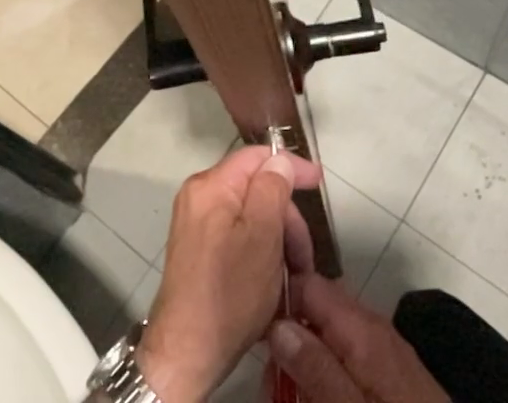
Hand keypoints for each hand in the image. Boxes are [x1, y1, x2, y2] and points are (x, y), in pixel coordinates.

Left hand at [136, 146, 322, 402]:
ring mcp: (196, 226)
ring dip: (278, 241)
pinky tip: (273, 280)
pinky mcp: (199, 252)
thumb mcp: (262, 236)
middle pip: (255, 190)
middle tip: (304, 257)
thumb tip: (279, 160)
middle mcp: (199, 199)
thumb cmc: (230, 290)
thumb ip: (272, 190)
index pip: (256, 158)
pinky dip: (261, 253)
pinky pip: (238, 238)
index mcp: (211, 187)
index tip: (319, 182)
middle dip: (286, 218)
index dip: (290, 166)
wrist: (188, 350)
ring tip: (293, 277)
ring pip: (250, 218)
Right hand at [267, 274, 447, 402]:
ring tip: (288, 395)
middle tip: (270, 384)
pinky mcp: (390, 370)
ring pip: (328, 336)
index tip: (251, 328)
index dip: (277, 297)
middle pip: (315, 309)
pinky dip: (327, 373)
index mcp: (361, 329)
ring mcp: (383, 348)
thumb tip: (278, 324)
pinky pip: (347, 357)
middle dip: (287, 341)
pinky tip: (318, 397)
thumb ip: (316, 369)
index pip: (308, 283)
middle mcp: (372, 327)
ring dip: (304, 362)